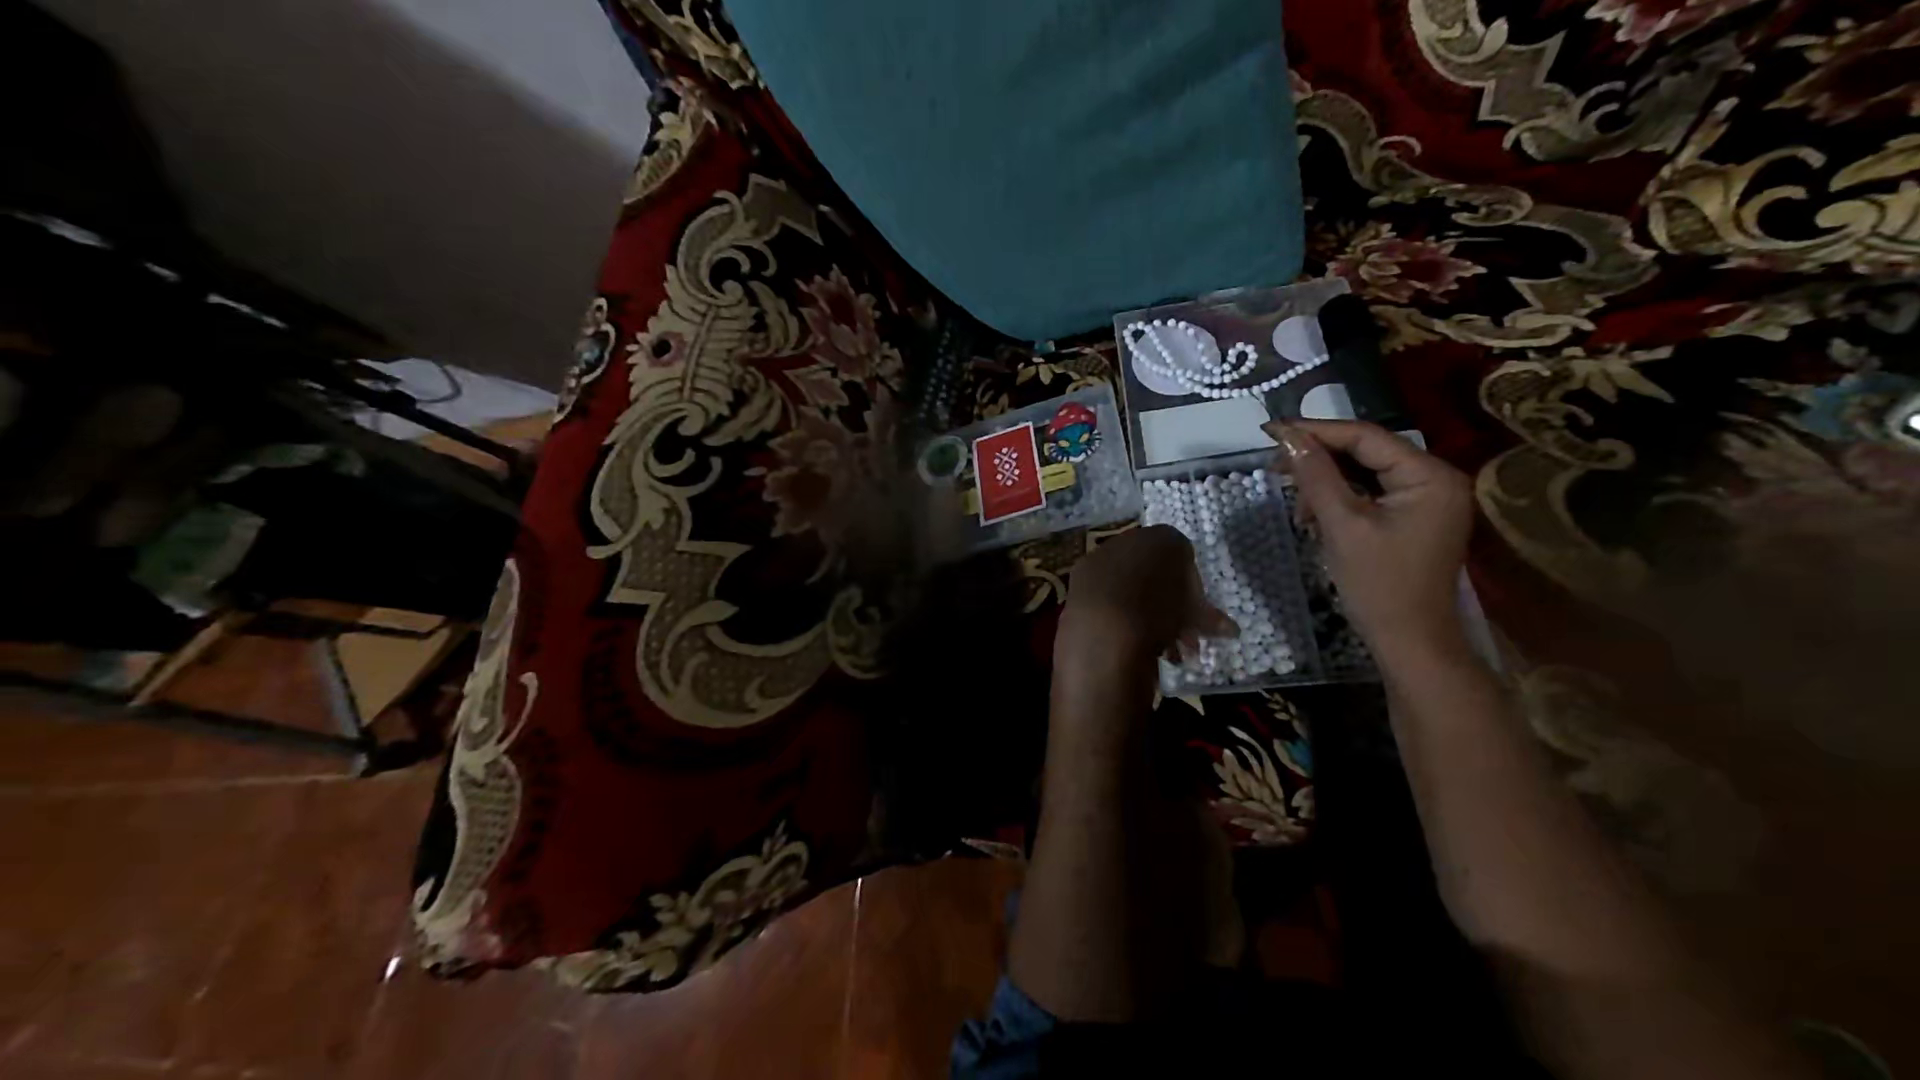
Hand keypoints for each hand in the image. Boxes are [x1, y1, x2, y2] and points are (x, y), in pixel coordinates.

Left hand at [1057, 524, 1236, 667]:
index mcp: (1158, 537)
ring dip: (1150, 621)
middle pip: (1153, 574)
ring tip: (1165, 651)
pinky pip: (1107, 603)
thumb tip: (1228, 629)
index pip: (1181, 555)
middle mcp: (1125, 542)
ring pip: (1131, 591)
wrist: (1103, 628)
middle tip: (1185, 637)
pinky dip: (1124, 624)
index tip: (1197, 612)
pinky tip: (1136, 650)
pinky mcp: (1075, 588)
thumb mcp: (1194, 613)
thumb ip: (1208, 616)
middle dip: (1171, 608)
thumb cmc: (1158, 611)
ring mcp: (1096, 563)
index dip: (1193, 587)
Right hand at [1265, 420, 1473, 660]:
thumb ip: (1316, 475)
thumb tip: (1287, 436)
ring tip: (1295, 502)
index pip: (1366, 437)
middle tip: (1274, 465)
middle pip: (1367, 452)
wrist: (1409, 642)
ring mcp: (1428, 499)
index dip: (1316, 430)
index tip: (1271, 430)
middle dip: (1319, 458)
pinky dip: (1341, 499)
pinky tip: (1314, 513)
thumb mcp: (1341, 525)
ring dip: (1326, 481)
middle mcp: (1437, 478)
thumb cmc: (1378, 585)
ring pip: (1366, 472)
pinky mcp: (1415, 517)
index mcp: (1430, 475)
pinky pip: (1372, 493)